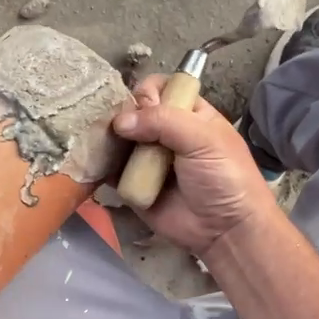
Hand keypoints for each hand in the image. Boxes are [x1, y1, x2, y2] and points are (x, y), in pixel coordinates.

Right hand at [113, 75, 281, 257]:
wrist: (225, 230)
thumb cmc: (224, 177)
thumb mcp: (203, 139)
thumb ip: (163, 121)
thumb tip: (120, 121)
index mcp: (188, 114)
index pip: (161, 88)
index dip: (149, 92)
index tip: (147, 106)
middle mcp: (165, 133)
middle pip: (133, 110)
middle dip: (123, 115)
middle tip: (123, 130)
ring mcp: (146, 158)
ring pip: (118, 138)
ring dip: (107, 138)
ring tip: (101, 144)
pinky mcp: (132, 183)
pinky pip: (110, 169)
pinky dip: (100, 164)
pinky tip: (93, 161)